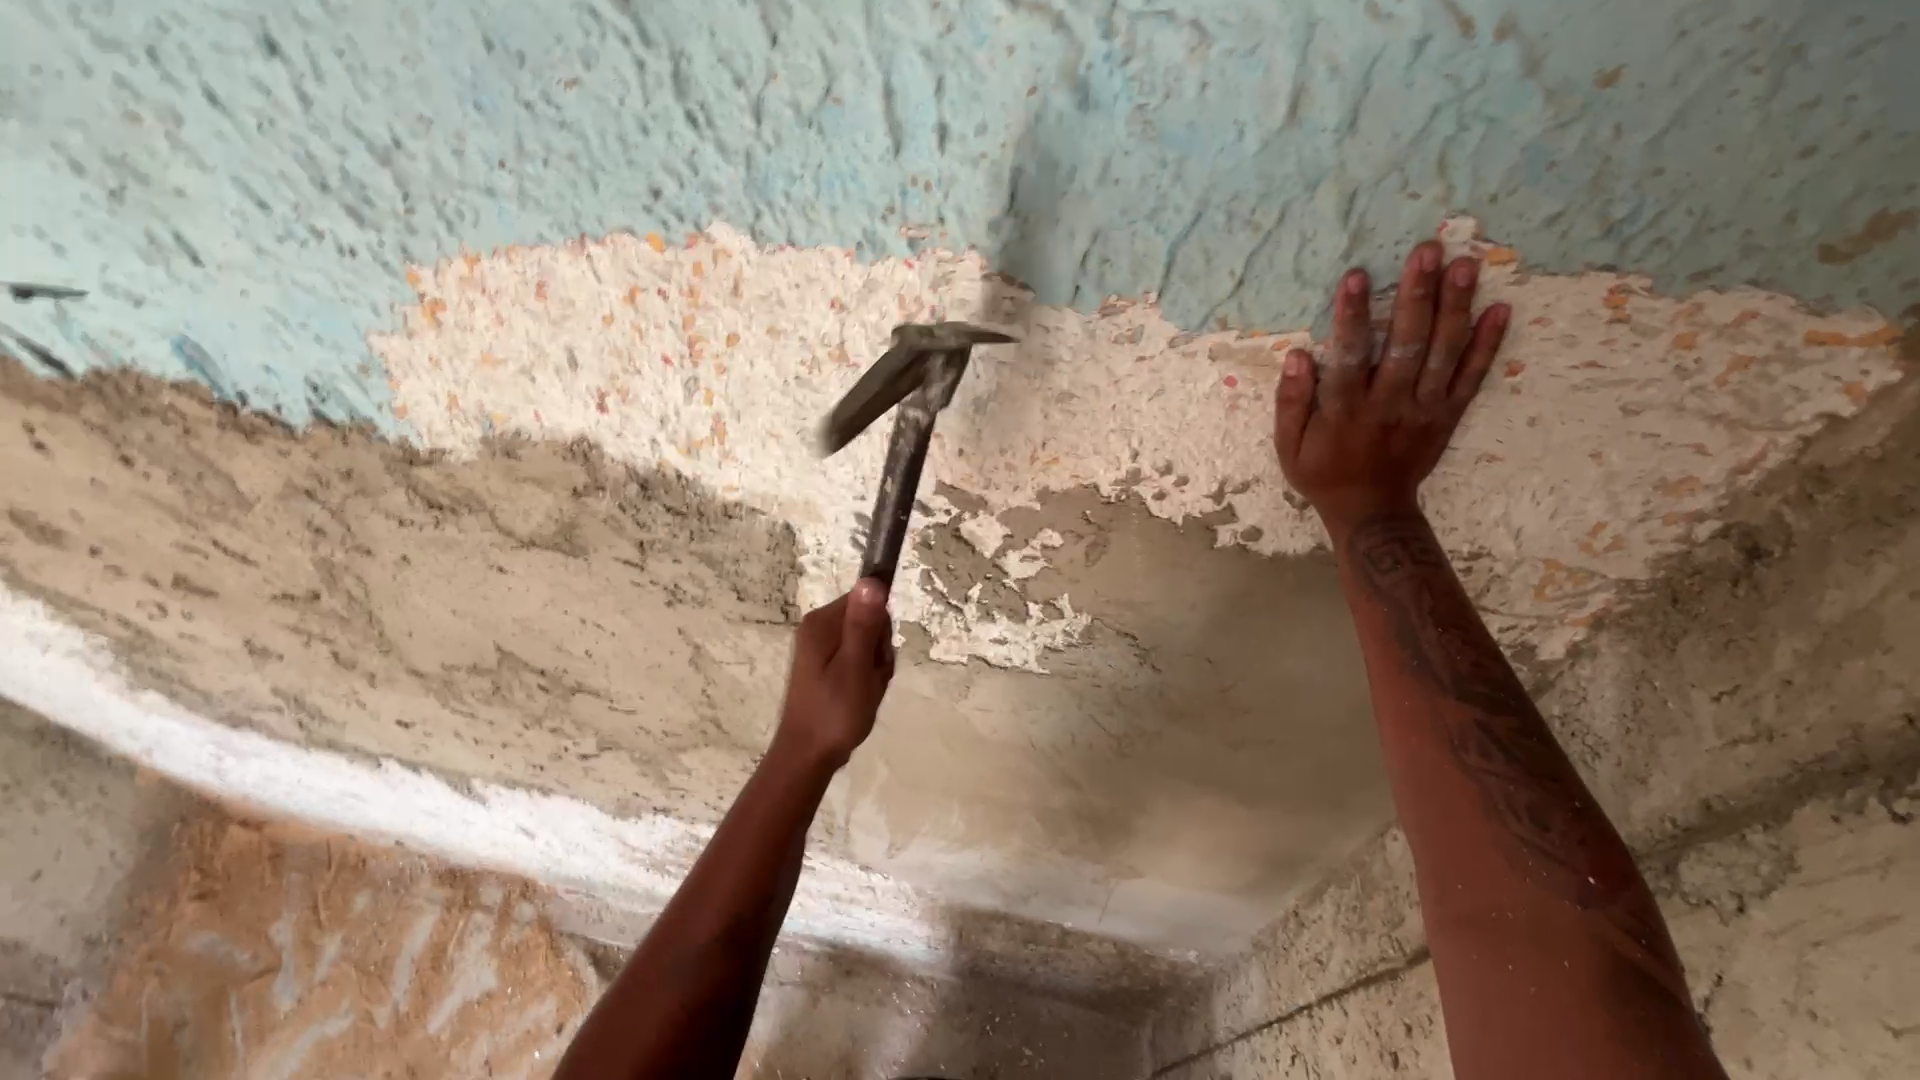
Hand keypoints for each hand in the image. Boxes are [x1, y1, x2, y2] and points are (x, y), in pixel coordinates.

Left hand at [773, 579, 895, 769]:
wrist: (808, 756)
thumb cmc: (834, 712)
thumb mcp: (856, 667)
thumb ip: (864, 624)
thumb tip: (872, 579)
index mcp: (822, 623)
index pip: (868, 601)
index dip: (880, 630)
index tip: (876, 657)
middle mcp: (818, 628)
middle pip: (869, 620)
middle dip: (879, 651)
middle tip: (871, 680)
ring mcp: (820, 648)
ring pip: (868, 642)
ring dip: (875, 667)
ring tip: (866, 692)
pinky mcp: (825, 665)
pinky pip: (858, 659)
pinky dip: (867, 677)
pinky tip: (862, 696)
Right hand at [1275, 241, 1510, 531]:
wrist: (1371, 512)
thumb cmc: (1324, 475)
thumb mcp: (1289, 448)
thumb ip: (1291, 403)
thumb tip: (1297, 356)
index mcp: (1345, 410)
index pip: (1349, 355)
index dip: (1351, 315)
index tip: (1357, 275)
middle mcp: (1388, 405)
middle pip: (1405, 344)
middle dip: (1416, 296)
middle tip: (1428, 251)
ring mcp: (1424, 409)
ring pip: (1443, 353)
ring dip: (1455, 308)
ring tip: (1466, 265)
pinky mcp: (1448, 415)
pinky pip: (1472, 377)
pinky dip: (1488, 345)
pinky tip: (1501, 309)